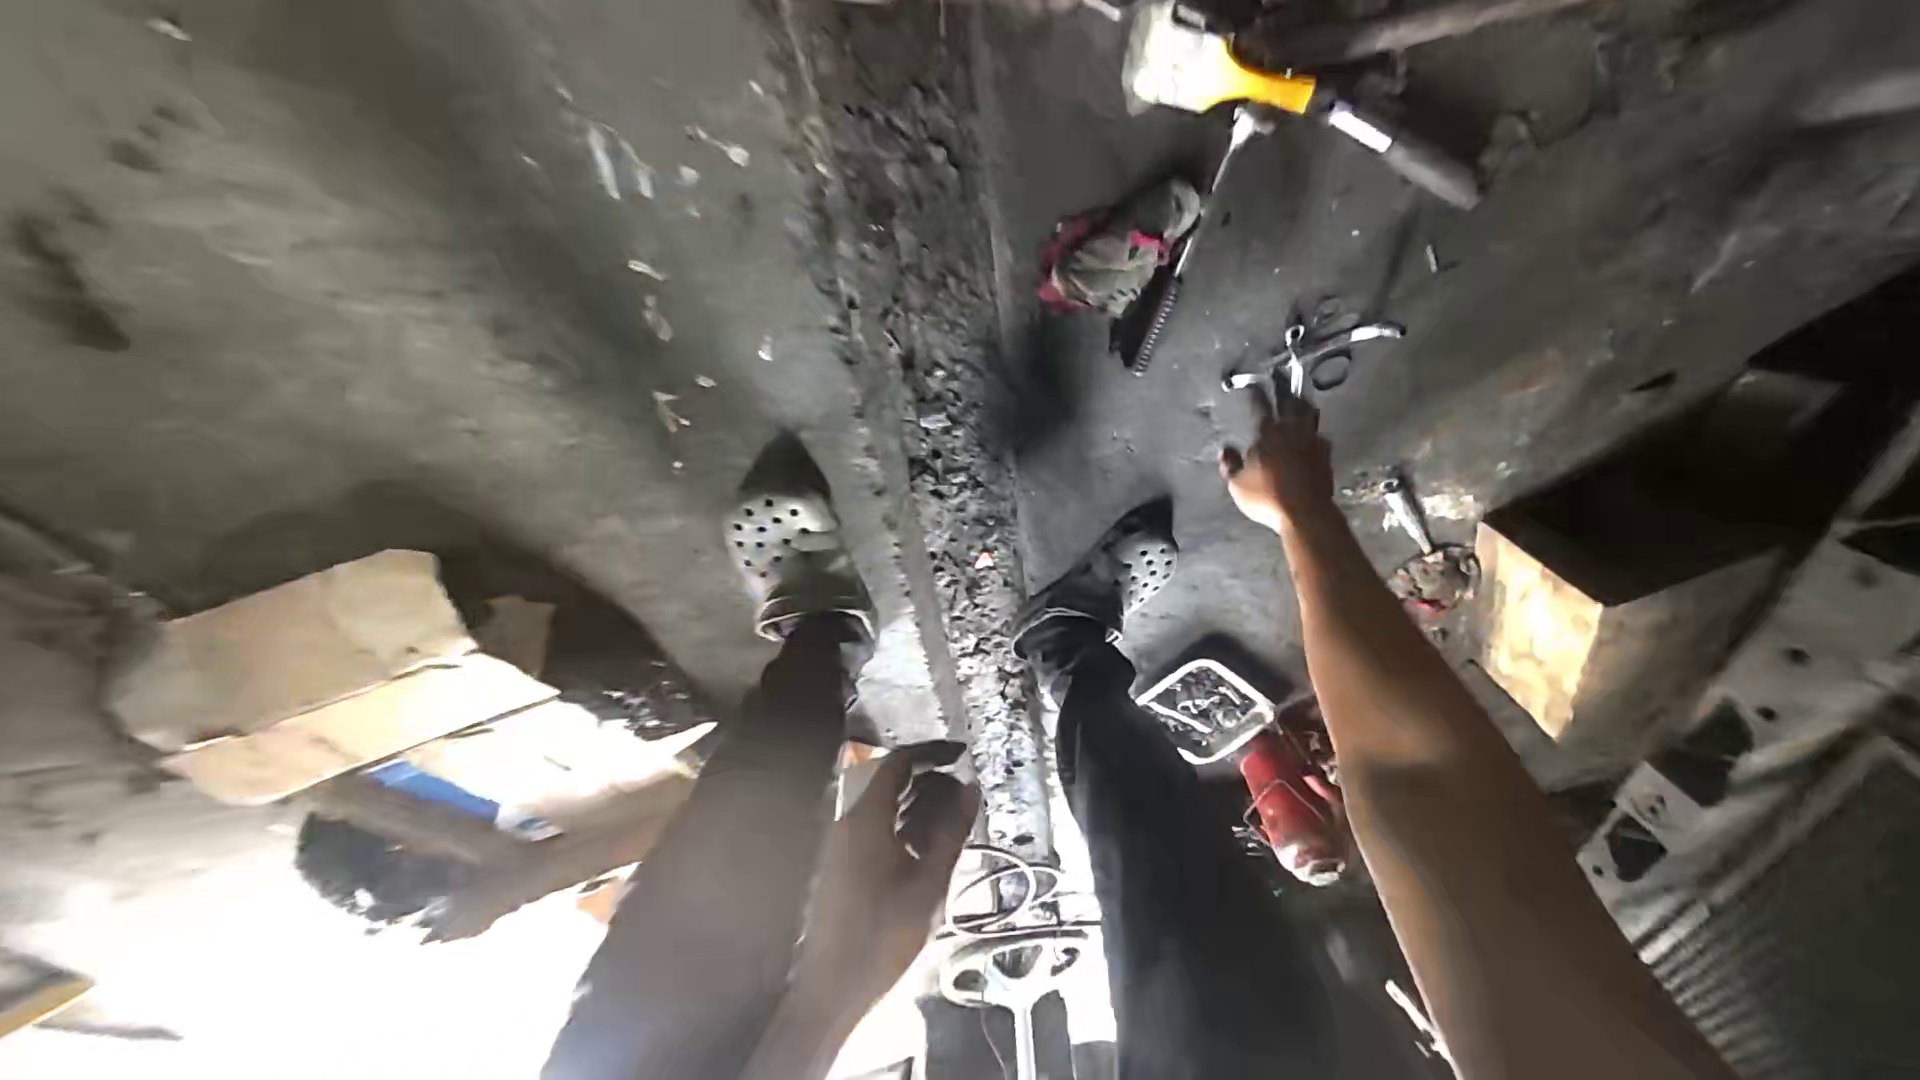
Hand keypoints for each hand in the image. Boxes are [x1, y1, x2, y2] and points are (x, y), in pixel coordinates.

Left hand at [796, 750, 979, 1006]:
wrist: (830, 991)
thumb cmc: (883, 935)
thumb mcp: (929, 883)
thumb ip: (951, 831)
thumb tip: (970, 789)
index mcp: (866, 817)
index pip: (898, 763)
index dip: (931, 754)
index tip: (961, 755)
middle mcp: (848, 821)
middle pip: (890, 783)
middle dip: (928, 783)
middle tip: (962, 798)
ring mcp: (841, 843)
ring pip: (883, 807)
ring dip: (917, 807)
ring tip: (950, 822)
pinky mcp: (841, 864)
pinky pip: (875, 828)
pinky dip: (902, 827)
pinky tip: (925, 848)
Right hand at [1219, 388, 1334, 532]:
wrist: (1305, 513)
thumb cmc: (1266, 497)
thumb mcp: (1237, 484)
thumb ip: (1230, 464)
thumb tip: (1226, 449)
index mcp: (1267, 434)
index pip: (1260, 405)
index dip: (1255, 393)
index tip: (1252, 383)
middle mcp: (1292, 430)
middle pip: (1290, 402)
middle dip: (1284, 389)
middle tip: (1282, 378)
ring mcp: (1313, 440)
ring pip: (1309, 414)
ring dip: (1303, 406)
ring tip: (1299, 400)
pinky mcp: (1326, 454)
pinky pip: (1320, 435)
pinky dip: (1314, 432)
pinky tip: (1311, 436)